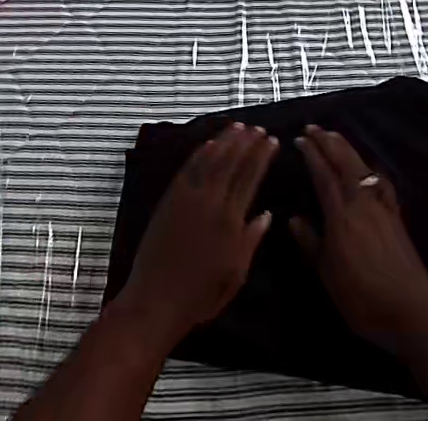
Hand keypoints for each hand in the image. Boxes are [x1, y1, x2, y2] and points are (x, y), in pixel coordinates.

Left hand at [116, 122, 277, 347]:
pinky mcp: (169, 199)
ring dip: (225, 141)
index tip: (272, 141)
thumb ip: (251, 241)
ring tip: (238, 127)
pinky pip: (188, 169)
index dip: (262, 156)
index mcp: (230, 220)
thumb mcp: (236, 275)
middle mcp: (210, 202)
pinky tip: (209, 144)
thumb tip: (267, 214)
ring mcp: (187, 198)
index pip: (250, 177)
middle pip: (231, 162)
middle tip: (258, 128)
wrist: (154, 301)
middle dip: (247, 142)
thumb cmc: (201, 295)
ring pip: (210, 160)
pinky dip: (200, 153)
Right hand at [290, 125, 427, 353]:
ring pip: (362, 168)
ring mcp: (382, 207)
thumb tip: (294, 218)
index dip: (312, 155)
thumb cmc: (361, 297)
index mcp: (341, 215)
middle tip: (314, 126)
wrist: (410, 311)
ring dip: (347, 149)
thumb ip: (311, 242)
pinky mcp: (396, 216)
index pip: (324, 176)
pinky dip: (368, 168)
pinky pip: (379, 182)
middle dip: (328, 142)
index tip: (300, 138)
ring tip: (335, 136)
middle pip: (344, 163)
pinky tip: (367, 168)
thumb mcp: (327, 273)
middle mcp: (362, 203)